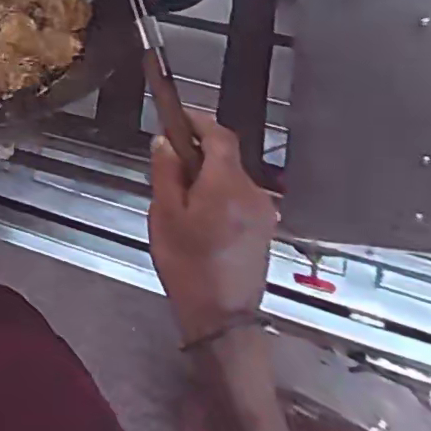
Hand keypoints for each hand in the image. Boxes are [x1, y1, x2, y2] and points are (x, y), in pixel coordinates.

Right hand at [148, 112, 277, 344]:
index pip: (219, 135)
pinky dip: (221, 191)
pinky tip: (202, 213)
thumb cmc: (187, 265)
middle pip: (227, 155)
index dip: (198, 120)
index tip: (177, 116)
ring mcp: (263, 208)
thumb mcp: (164, 215)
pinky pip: (241, 194)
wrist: (222, 315)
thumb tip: (164, 141)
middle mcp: (252, 191)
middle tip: (170, 160)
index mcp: (225, 185)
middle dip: (199, 151)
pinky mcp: (266, 224)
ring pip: (233, 175)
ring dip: (210, 173)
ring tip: (182, 195)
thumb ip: (166, 173)